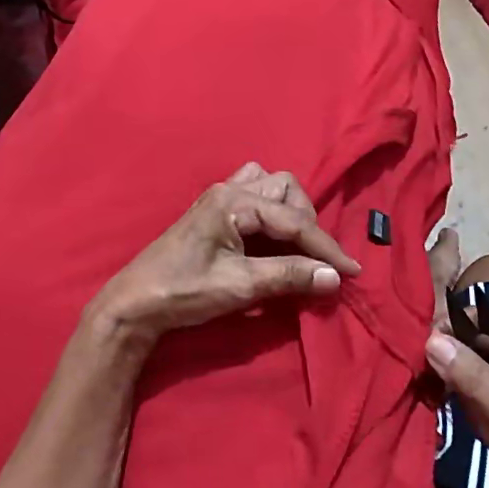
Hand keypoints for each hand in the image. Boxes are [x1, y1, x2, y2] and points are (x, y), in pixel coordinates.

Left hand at [90, 163, 360, 345]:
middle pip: (284, 188)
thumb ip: (288, 276)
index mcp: (233, 201)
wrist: (137, 301)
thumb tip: (335, 277)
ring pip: (269, 186)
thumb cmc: (184, 291)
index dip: (325, 247)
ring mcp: (218, 197)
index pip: (293, 219)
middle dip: (306, 221)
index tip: (351, 273)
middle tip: (312, 259)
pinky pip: (253, 194)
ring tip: (295, 246)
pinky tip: (272, 238)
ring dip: (289, 211)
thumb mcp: (239, 286)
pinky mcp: (214, 211)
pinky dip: (271, 211)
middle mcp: (227, 189)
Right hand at [426, 319, 488, 487]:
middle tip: (448, 399)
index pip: (481, 319)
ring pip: (472, 371)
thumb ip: (476, 381)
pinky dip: (474, 413)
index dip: (448, 330)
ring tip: (485, 431)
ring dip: (465, 397)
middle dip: (456, 370)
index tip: (418, 354)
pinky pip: (479, 396)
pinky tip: (488, 438)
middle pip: (473, 343)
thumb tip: (429, 339)